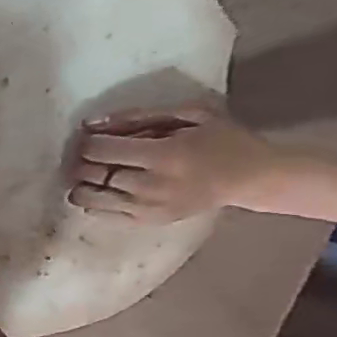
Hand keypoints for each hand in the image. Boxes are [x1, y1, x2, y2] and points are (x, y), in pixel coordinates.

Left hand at [70, 106, 285, 222]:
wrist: (255, 178)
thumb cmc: (223, 140)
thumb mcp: (190, 115)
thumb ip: (137, 116)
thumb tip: (89, 123)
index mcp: (164, 156)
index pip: (99, 150)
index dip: (88, 142)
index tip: (94, 137)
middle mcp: (151, 185)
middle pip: (89, 173)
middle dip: (82, 161)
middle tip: (92, 154)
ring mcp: (146, 208)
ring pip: (86, 196)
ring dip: (81, 182)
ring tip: (95, 172)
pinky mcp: (145, 221)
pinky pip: (97, 213)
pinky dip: (91, 199)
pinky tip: (105, 188)